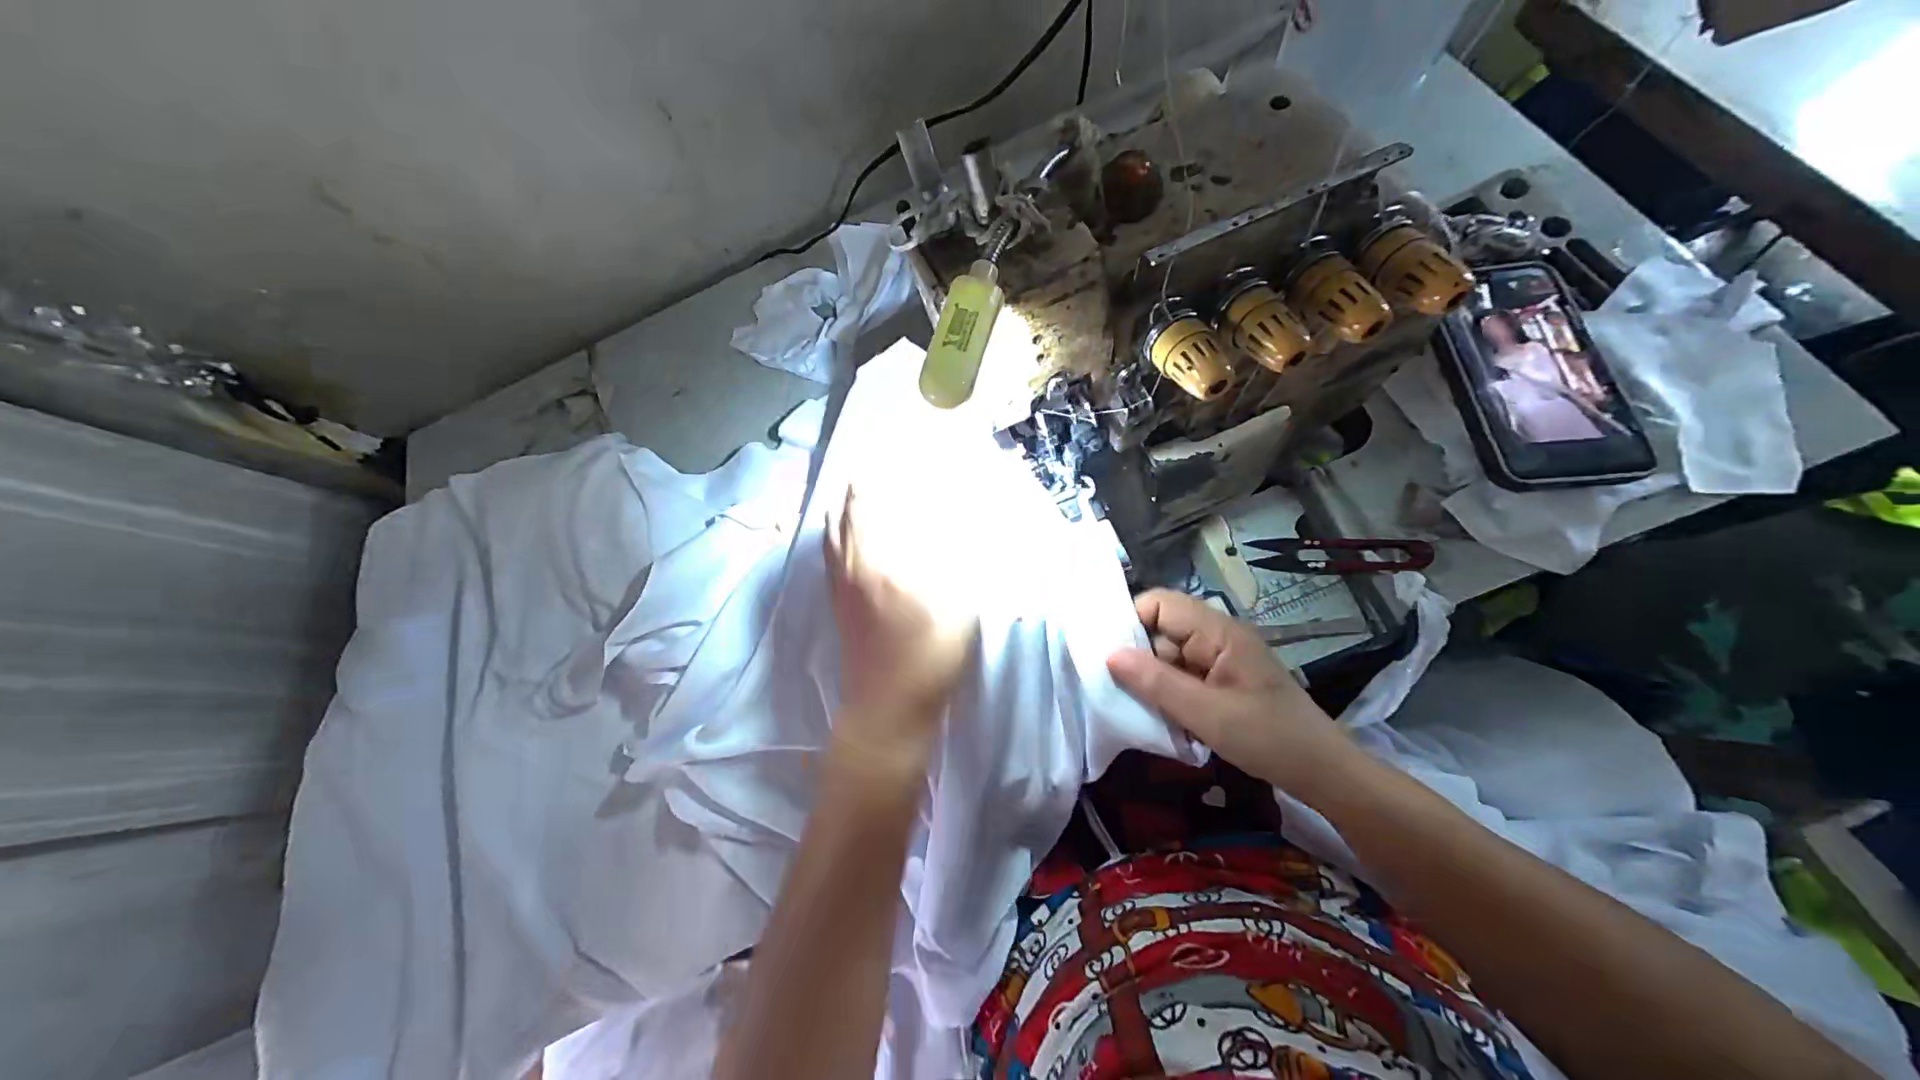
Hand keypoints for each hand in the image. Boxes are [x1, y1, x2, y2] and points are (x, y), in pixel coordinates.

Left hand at [824, 488, 975, 774]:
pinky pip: (831, 553)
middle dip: (862, 485)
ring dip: (846, 505)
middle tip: (878, 466)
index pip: (872, 504)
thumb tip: (945, 520)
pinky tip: (846, 532)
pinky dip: (838, 531)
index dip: (883, 476)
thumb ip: (950, 557)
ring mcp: (839, 585)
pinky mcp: (837, 603)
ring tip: (860, 488)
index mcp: (880, 561)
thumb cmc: (928, 657)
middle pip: (847, 513)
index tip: (897, 456)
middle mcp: (852, 565)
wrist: (886, 710)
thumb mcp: (954, 603)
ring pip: (834, 532)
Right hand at [1107, 589, 1352, 793]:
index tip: (1108, 657)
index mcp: (1219, 632)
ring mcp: (1221, 658)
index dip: (1130, 623)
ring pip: (1169, 655)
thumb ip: (1156, 683)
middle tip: (1123, 692)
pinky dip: (1170, 693)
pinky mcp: (1223, 680)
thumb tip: (1109, 655)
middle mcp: (1218, 636)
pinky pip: (1183, 675)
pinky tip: (1168, 717)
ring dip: (1154, 681)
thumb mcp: (1207, 714)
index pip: (1159, 603)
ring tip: (1147, 711)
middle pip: (1160, 629)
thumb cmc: (1270, 739)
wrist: (1324, 773)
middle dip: (1139, 658)